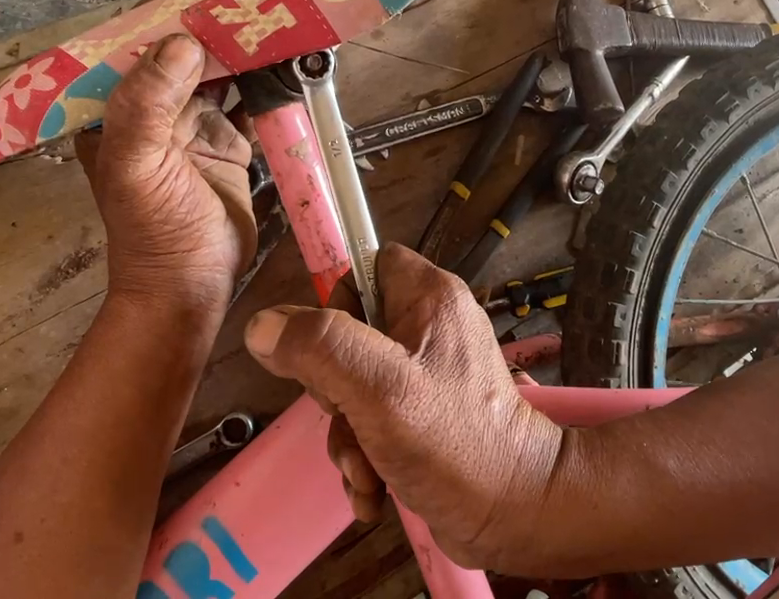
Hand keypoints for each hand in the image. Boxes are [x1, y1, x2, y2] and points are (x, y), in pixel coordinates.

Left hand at [75, 34, 255, 308]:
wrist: (190, 286)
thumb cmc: (152, 229)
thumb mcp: (136, 165)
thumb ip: (147, 102)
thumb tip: (184, 40)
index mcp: (118, 105)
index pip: (140, 41)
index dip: (171, 8)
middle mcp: (156, 106)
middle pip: (187, 48)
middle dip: (219, 18)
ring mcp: (195, 122)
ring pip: (222, 68)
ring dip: (248, 43)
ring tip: (281, 10)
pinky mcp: (231, 141)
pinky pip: (251, 99)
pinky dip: (271, 79)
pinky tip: (293, 57)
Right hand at [244, 245, 562, 569]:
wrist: (515, 514)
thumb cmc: (452, 441)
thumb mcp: (378, 387)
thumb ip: (320, 348)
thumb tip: (263, 325)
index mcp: (431, 297)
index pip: (368, 264)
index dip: (337, 300)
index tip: (329, 349)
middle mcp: (433, 326)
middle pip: (352, 332)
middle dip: (334, 389)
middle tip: (346, 417)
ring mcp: (431, 373)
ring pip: (358, 384)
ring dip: (348, 434)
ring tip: (363, 470)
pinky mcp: (429, 415)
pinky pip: (377, 419)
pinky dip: (367, 455)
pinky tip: (373, 491)